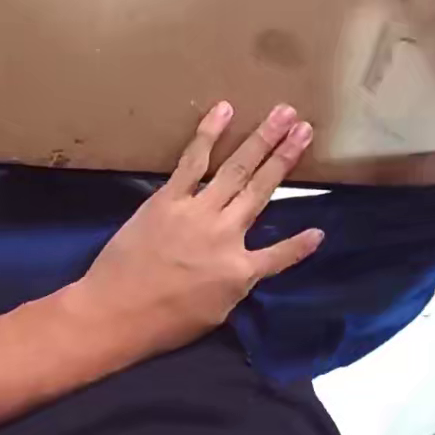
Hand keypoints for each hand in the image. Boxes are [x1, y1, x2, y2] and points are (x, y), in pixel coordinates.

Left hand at [71, 102, 323, 354]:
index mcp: (241, 271)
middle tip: (306, 127)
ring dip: (261, 138)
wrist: (115, 312)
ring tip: (282, 114)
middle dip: (286, 157)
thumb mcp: (214, 314)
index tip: (318, 232)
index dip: (301, 245)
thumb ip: (235, 286)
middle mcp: (226, 234)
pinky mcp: (167, 199)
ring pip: (236, 169)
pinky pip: (193, 162)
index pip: (280, 255)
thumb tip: (243, 269)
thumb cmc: (164, 324)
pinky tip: (224, 110)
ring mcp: (197, 211)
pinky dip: (209, 134)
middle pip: (262, 190)